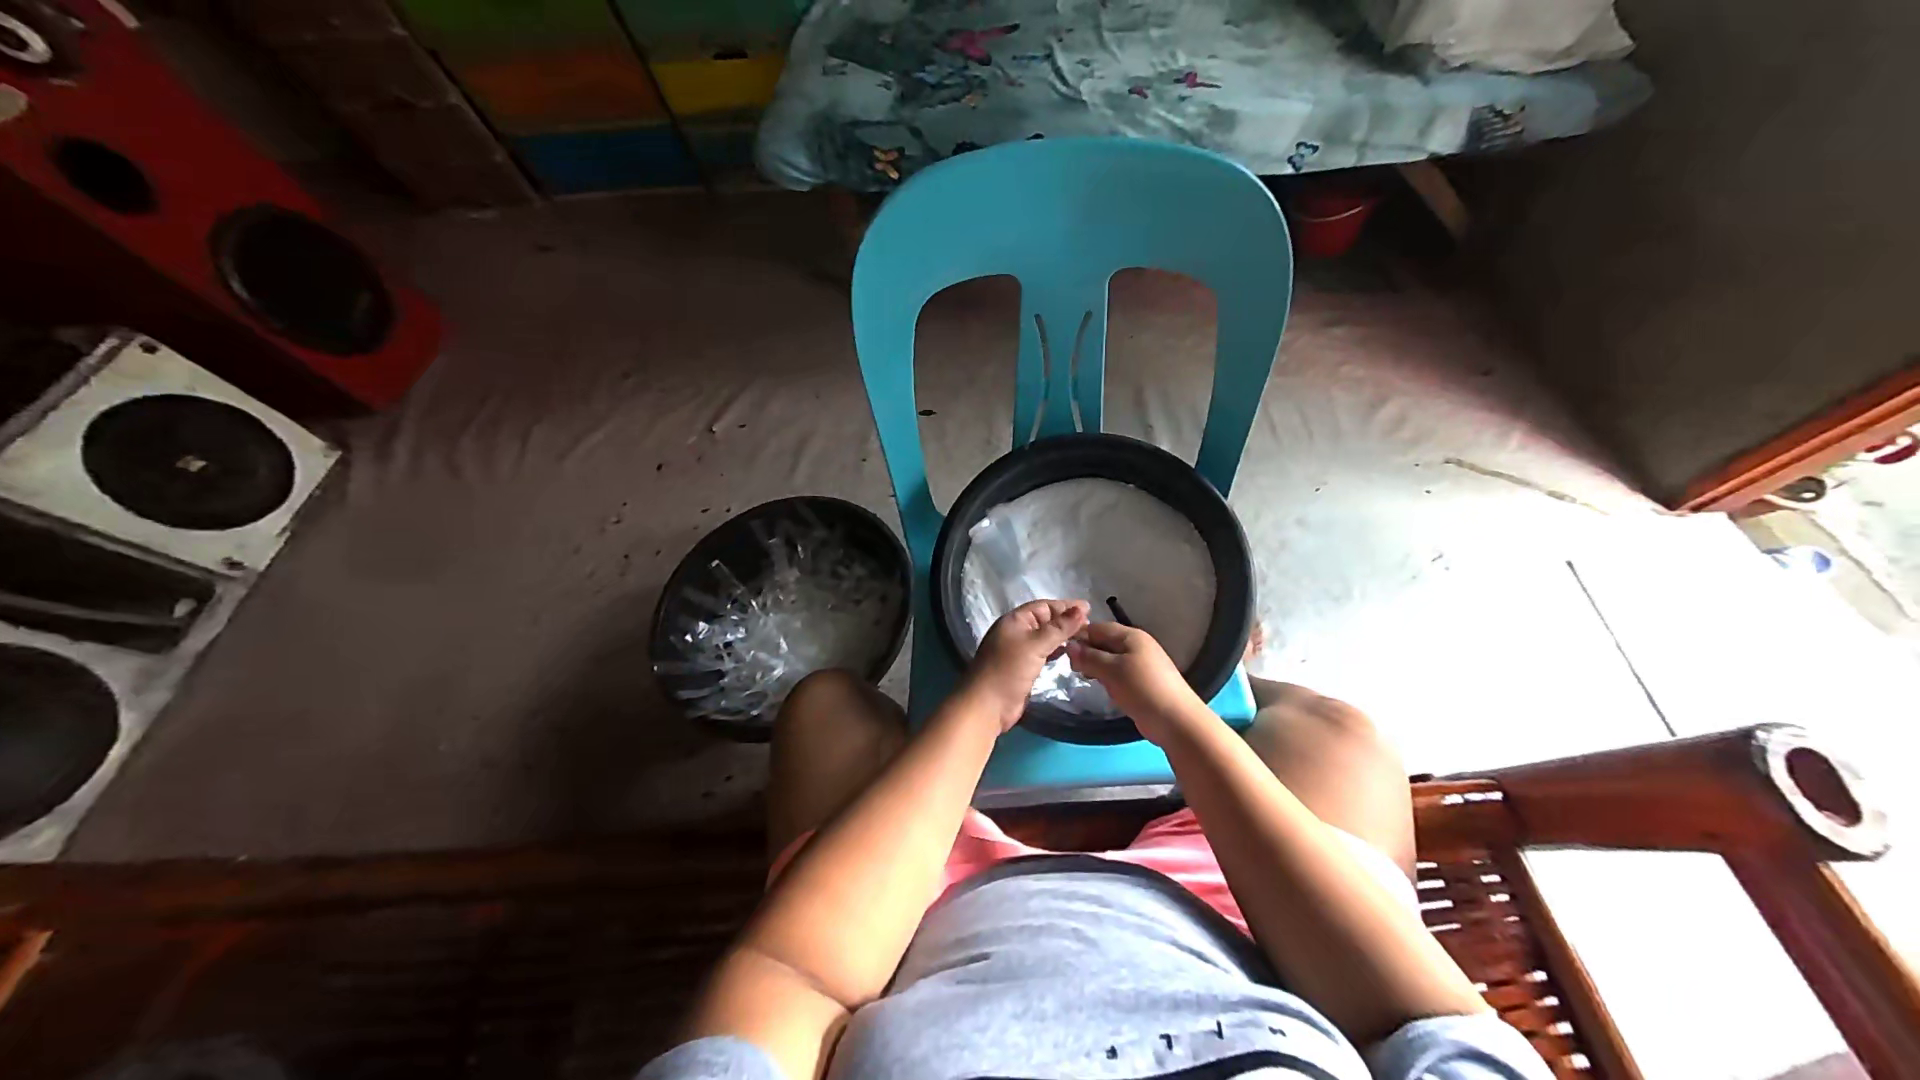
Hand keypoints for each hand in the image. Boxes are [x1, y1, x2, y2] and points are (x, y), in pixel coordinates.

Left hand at [962, 599, 1090, 731]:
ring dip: (1062, 636)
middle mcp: (1016, 632)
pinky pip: (1043, 653)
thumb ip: (1059, 628)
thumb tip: (1082, 609)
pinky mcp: (1022, 668)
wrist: (987, 705)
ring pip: (1045, 637)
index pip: (1044, 606)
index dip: (1066, 607)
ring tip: (1085, 638)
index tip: (1089, 609)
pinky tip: (1069, 653)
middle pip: (1045, 621)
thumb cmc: (1008, 670)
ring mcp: (1018, 651)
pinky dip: (1056, 651)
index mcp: (1014, 620)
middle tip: (1091, 626)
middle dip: (1066, 621)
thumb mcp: (1035, 645)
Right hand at [1066, 622, 1211, 744]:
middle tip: (1072, 668)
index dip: (1079, 637)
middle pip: (1103, 642)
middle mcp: (1136, 645)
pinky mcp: (1140, 682)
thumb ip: (1089, 656)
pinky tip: (1101, 687)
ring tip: (1083, 677)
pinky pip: (1117, 673)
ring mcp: (1139, 664)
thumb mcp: (1112, 670)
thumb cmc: (1143, 689)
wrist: (1176, 721)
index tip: (1062, 651)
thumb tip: (1069, 646)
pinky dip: (1106, 677)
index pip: (1097, 628)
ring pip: (1109, 659)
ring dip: (1095, 666)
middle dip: (1087, 652)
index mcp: (1131, 636)